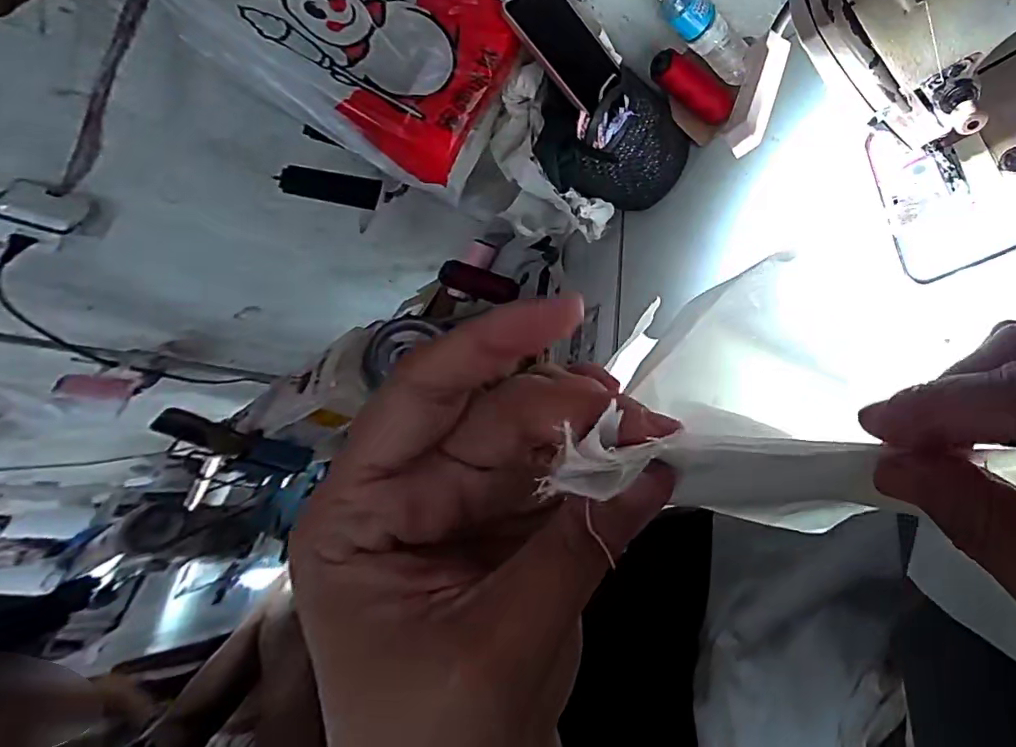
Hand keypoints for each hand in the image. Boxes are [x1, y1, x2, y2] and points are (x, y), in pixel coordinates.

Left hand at [288, 298, 676, 746]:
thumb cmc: (434, 738)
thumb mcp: (498, 645)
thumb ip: (579, 547)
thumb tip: (655, 468)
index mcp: (361, 511)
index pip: (421, 395)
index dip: (492, 343)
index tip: (565, 311)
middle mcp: (408, 490)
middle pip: (493, 411)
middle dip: (568, 403)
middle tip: (638, 415)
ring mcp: (463, 501)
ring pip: (533, 432)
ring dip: (594, 427)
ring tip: (648, 430)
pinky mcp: (509, 518)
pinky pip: (559, 469)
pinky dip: (603, 461)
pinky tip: (638, 456)